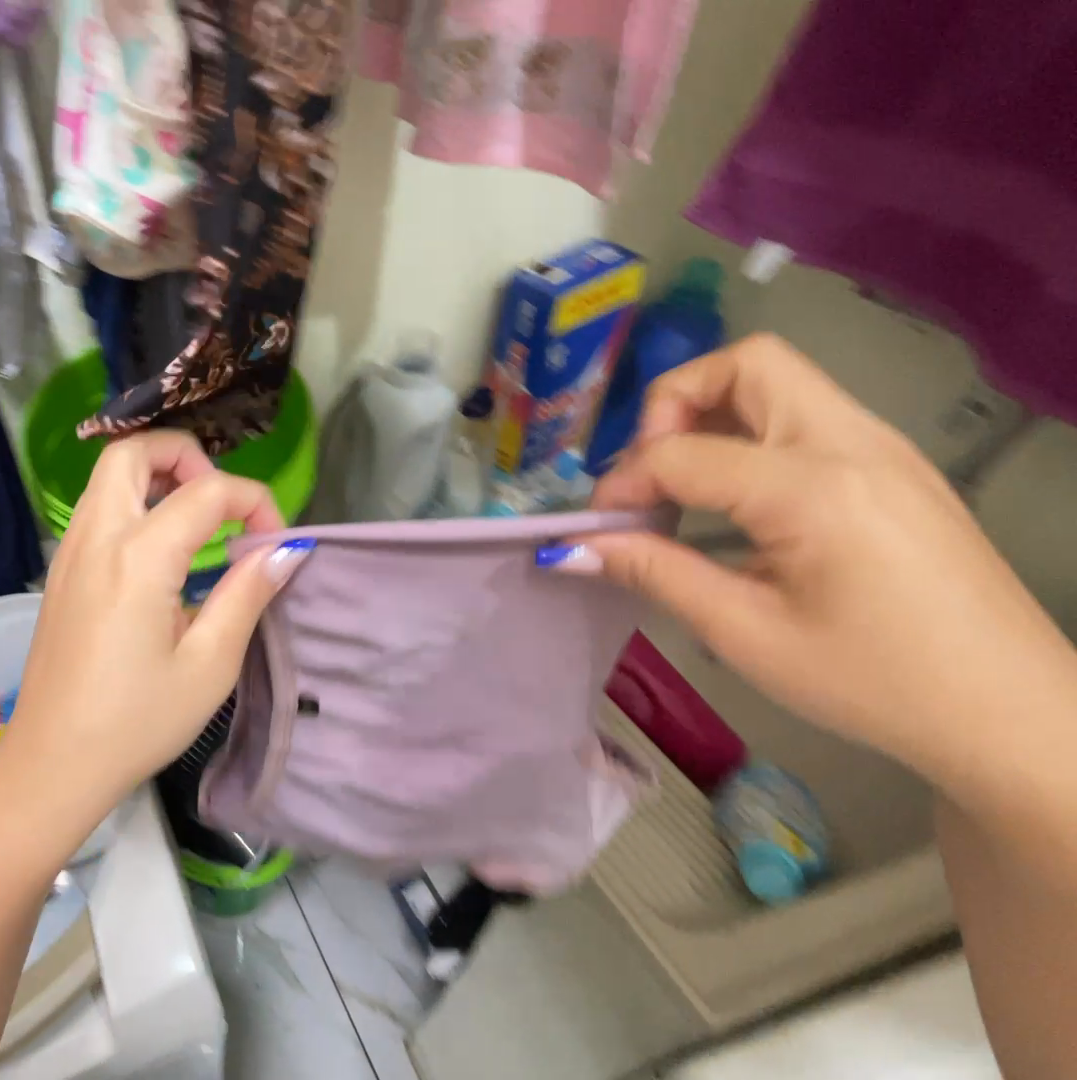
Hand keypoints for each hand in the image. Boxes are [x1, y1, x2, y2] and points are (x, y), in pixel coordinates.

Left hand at [0, 430, 307, 808]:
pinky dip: (131, 502)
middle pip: (132, 452)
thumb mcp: (208, 665)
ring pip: (106, 476)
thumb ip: (247, 594)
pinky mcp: (60, 573)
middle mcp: (95, 537)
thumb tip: (286, 550)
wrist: (53, 760)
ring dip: (155, 476)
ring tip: (196, 522)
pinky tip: (159, 553)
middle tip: (219, 505)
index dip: (253, 502)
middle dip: (186, 456)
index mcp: (137, 556)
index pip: (206, 491)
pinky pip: (95, 509)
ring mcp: (69, 552)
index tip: (274, 542)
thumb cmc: (136, 721)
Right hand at [567, 334, 1073, 771]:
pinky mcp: (892, 466)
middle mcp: (854, 445)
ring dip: (710, 414)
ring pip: (778, 380)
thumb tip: (571, 546)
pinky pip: (804, 415)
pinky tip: (730, 501)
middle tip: (650, 471)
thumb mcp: (744, 633)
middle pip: (747, 364)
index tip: (600, 527)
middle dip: (674, 402)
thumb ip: (654, 573)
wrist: (1011, 713)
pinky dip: (746, 434)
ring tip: (680, 486)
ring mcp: (883, 449)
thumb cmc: (872, 681)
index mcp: (816, 488)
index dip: (624, 481)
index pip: (683, 449)